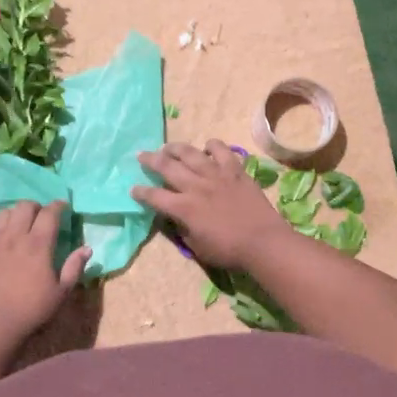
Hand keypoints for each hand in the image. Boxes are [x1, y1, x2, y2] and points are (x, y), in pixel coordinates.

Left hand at [0, 200, 90, 341]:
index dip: (58, 206)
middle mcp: (15, 237)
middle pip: (25, 206)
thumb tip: (87, 248)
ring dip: (16, 214)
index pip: (49, 213)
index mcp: (38, 245)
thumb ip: (74, 267)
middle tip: (42, 217)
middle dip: (36, 207)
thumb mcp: (61, 292)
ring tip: (21, 225)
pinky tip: (3, 237)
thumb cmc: (33, 309)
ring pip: (4, 213)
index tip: (63, 206)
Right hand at [132, 140, 291, 269]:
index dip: (141, 192)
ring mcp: (216, 175)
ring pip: (190, 153)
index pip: (154, 196)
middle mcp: (195, 186)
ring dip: (175, 148)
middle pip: (167, 166)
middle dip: (150, 160)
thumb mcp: (197, 247)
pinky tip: (207, 148)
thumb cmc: (228, 251)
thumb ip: (182, 229)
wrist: (263, 242)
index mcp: (184, 208)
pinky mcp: (235, 170)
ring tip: (168, 147)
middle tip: (141, 155)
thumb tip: (174, 217)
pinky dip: (212, 146)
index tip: (134, 188)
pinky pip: (221, 150)